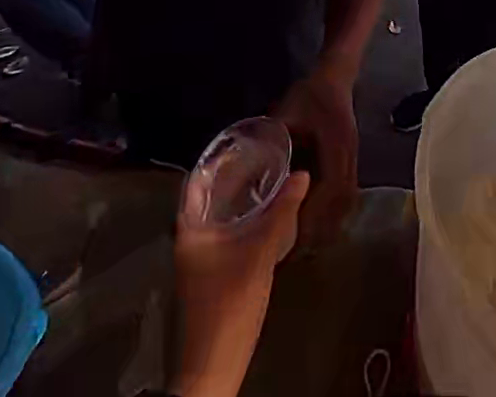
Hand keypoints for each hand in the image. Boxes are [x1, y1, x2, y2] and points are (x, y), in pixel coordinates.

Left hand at [172, 168, 310, 396]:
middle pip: (212, 195)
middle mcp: (194, 237)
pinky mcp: (220, 265)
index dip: (216, 157)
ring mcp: (206, 254)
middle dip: (236, 171)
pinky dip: (250, 210)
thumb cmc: (230, 301)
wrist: (218, 358)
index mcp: (191, 229)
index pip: (197, 182)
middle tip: (268, 146)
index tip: (243, 136)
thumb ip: (283, 209)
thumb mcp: (261, 251)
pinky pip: (234, 225)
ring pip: (225, 211)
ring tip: (275, 167)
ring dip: (245, 191)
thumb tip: (304, 172)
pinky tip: (273, 204)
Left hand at [269, 73, 357, 248]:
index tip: (291, 230)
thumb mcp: (286, 112)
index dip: (313, 212)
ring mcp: (353, 156)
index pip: (331, 187)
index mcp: (335, 145)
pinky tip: (314, 217)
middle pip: (342, 200)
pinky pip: (346, 190)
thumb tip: (244, 165)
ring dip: (329, 219)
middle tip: (294, 246)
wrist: (334, 76)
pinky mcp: (350, 158)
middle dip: (321, 224)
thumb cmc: (310, 93)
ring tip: (304, 239)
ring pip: (346, 198)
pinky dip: (332, 208)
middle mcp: (348, 155)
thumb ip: (271, 138)